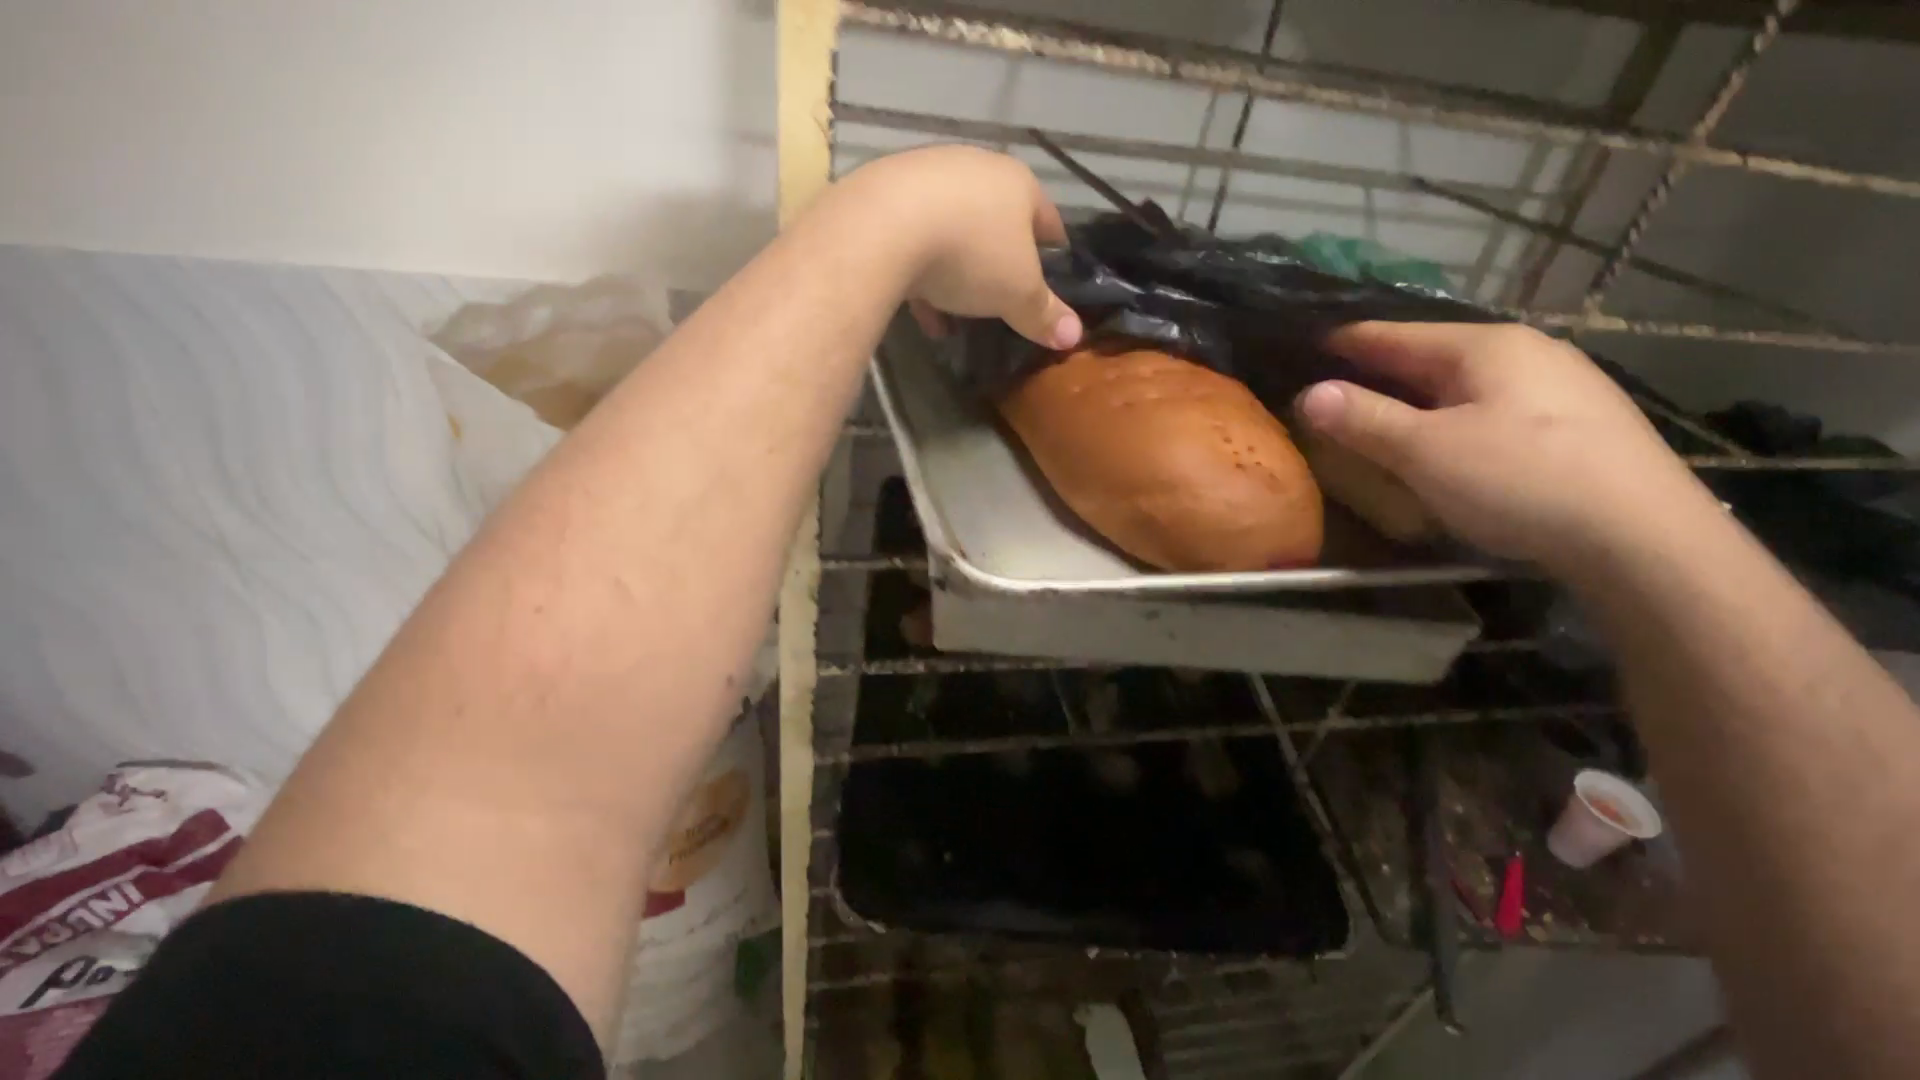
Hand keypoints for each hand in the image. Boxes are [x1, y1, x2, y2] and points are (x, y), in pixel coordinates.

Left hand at [830, 146, 1082, 350]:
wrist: (881, 227)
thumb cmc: (970, 253)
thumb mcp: (1016, 293)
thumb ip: (1044, 314)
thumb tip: (1074, 336)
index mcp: (1018, 182)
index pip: (1048, 219)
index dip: (1053, 252)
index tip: (1051, 278)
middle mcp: (974, 167)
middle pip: (995, 219)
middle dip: (998, 260)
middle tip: (999, 296)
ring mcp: (926, 174)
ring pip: (951, 228)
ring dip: (955, 269)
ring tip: (954, 311)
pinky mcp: (883, 191)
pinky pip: (911, 236)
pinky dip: (919, 269)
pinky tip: (919, 308)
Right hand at [1294, 322, 1710, 571]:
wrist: (1644, 537)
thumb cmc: (1520, 480)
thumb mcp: (1425, 452)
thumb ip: (1364, 420)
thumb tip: (1309, 393)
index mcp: (1484, 347)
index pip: (1394, 335)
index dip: (1346, 342)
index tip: (1308, 348)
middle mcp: (1527, 351)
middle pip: (1433, 358)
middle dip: (1383, 374)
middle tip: (1339, 392)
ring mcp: (1564, 386)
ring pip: (1470, 385)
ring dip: (1424, 400)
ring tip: (1390, 421)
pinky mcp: (1584, 424)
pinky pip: (1499, 410)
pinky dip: (1461, 420)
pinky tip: (1458, 447)